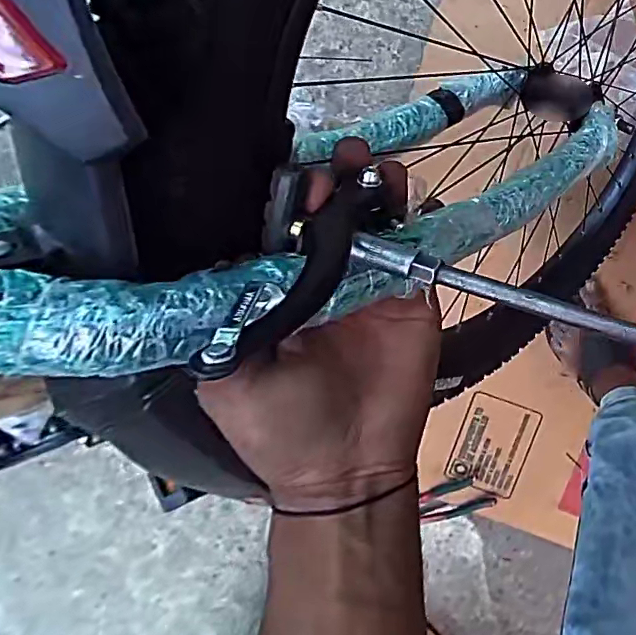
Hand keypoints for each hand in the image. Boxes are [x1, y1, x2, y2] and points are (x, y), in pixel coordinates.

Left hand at [197, 139, 440, 511]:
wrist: (348, 469)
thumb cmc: (280, 427)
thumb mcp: (228, 375)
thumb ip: (224, 317)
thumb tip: (223, 257)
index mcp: (280, 287)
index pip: (283, 225)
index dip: (287, 198)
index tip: (295, 185)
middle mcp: (324, 275)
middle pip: (330, 210)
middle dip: (329, 178)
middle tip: (332, 169)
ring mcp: (371, 279)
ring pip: (372, 216)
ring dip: (370, 182)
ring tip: (366, 165)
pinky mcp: (409, 292)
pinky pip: (412, 242)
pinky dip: (409, 211)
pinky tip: (401, 192)